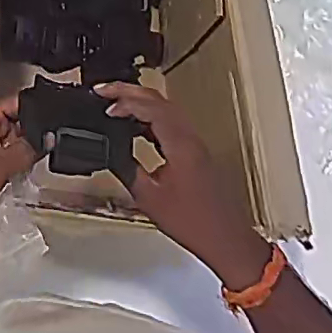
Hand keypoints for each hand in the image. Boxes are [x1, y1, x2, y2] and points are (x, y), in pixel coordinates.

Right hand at [95, 82, 269, 278]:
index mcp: (180, 145)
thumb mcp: (148, 197)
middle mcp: (190, 138)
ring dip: (139, 101)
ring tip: (115, 104)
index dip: (124, 101)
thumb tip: (110, 150)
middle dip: (129, 91)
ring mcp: (195, 143)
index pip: (150, 108)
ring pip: (165, 107)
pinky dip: (150, 115)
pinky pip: (171, 121)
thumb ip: (127, 167)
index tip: (104, 104)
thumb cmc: (194, 224)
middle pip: (159, 99)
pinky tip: (135, 125)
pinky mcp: (195, 151)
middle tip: (104, 91)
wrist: (227, 242)